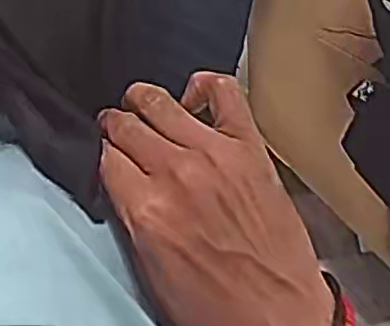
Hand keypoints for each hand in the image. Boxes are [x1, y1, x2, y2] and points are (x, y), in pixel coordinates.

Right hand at [100, 74, 337, 325]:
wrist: (286, 324)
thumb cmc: (224, 310)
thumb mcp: (153, 272)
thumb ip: (129, 215)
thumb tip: (116, 179)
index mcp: (148, 211)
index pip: (104, 154)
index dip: (102, 155)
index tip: (108, 157)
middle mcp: (176, 174)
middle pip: (124, 123)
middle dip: (115, 128)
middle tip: (120, 134)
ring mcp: (214, 153)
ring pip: (156, 99)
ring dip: (142, 104)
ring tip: (145, 112)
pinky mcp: (248, 146)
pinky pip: (222, 91)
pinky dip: (203, 86)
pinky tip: (195, 100)